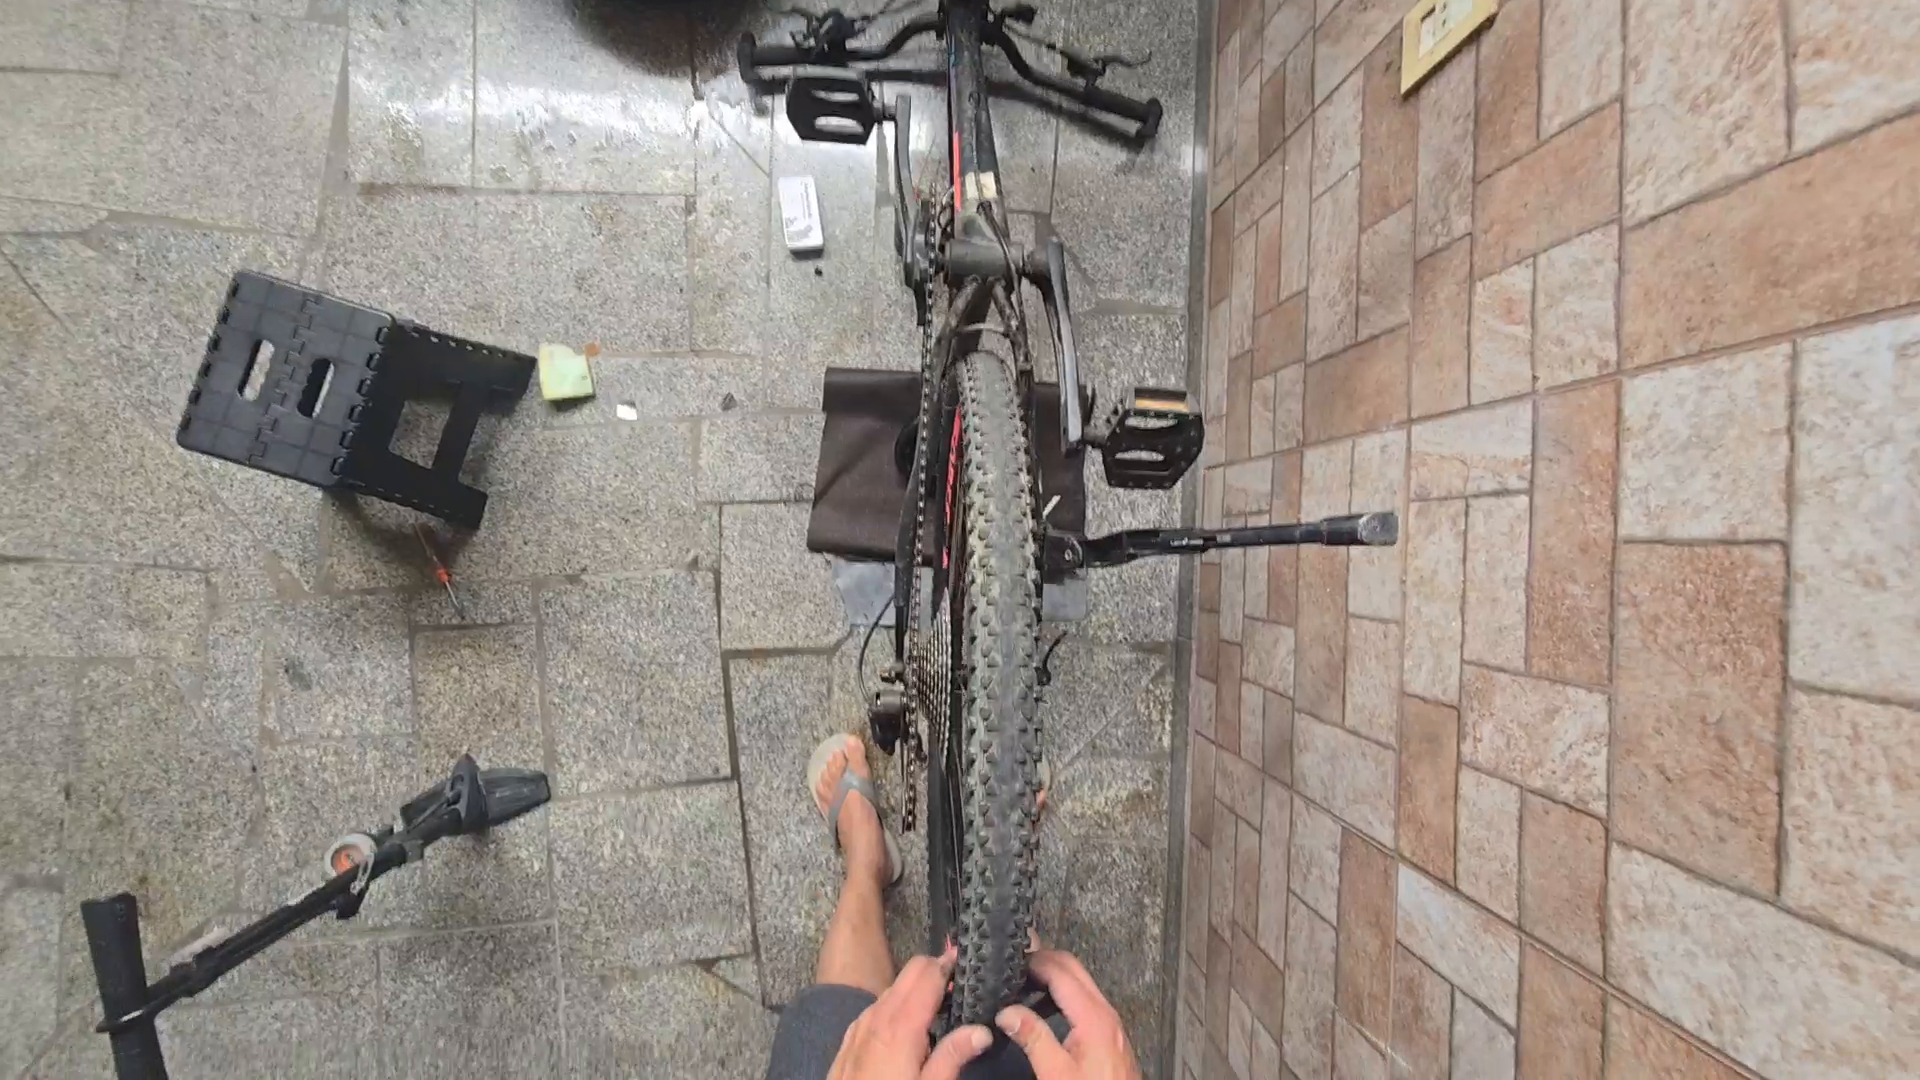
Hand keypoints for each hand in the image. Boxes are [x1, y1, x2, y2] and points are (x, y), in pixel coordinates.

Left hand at [828, 947, 995, 1079]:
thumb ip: (953, 1056)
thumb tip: (982, 1031)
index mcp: (901, 1024)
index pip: (928, 973)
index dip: (949, 964)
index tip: (966, 963)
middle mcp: (879, 1013)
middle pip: (911, 969)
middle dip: (935, 969)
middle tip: (956, 984)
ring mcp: (862, 1022)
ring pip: (894, 986)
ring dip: (916, 987)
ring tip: (936, 1008)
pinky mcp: (851, 1035)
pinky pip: (878, 1005)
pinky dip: (896, 1004)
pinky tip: (905, 1027)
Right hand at [994, 950, 1139, 1079]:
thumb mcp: (1056, 1073)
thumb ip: (1033, 1038)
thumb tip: (1006, 1011)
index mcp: (1093, 1015)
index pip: (1060, 970)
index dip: (1035, 961)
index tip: (1011, 961)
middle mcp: (1105, 1011)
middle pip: (1073, 967)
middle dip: (1044, 959)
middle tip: (1017, 964)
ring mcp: (1109, 1021)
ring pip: (1079, 980)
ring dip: (1053, 973)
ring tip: (1025, 981)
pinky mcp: (1108, 1033)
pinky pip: (1084, 998)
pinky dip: (1063, 990)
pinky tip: (1045, 1005)